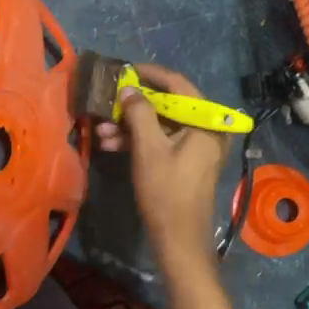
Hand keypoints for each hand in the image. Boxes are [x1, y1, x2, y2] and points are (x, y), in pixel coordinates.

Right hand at [117, 64, 229, 262]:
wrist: (179, 239)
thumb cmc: (166, 192)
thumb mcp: (148, 149)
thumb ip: (139, 113)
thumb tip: (128, 88)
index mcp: (206, 122)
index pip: (178, 85)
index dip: (150, 74)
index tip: (124, 70)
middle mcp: (206, 129)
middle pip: (168, 105)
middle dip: (134, 106)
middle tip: (108, 104)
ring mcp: (197, 147)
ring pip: (160, 125)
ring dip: (131, 126)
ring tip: (102, 131)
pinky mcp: (186, 161)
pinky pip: (162, 141)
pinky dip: (138, 141)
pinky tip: (111, 145)